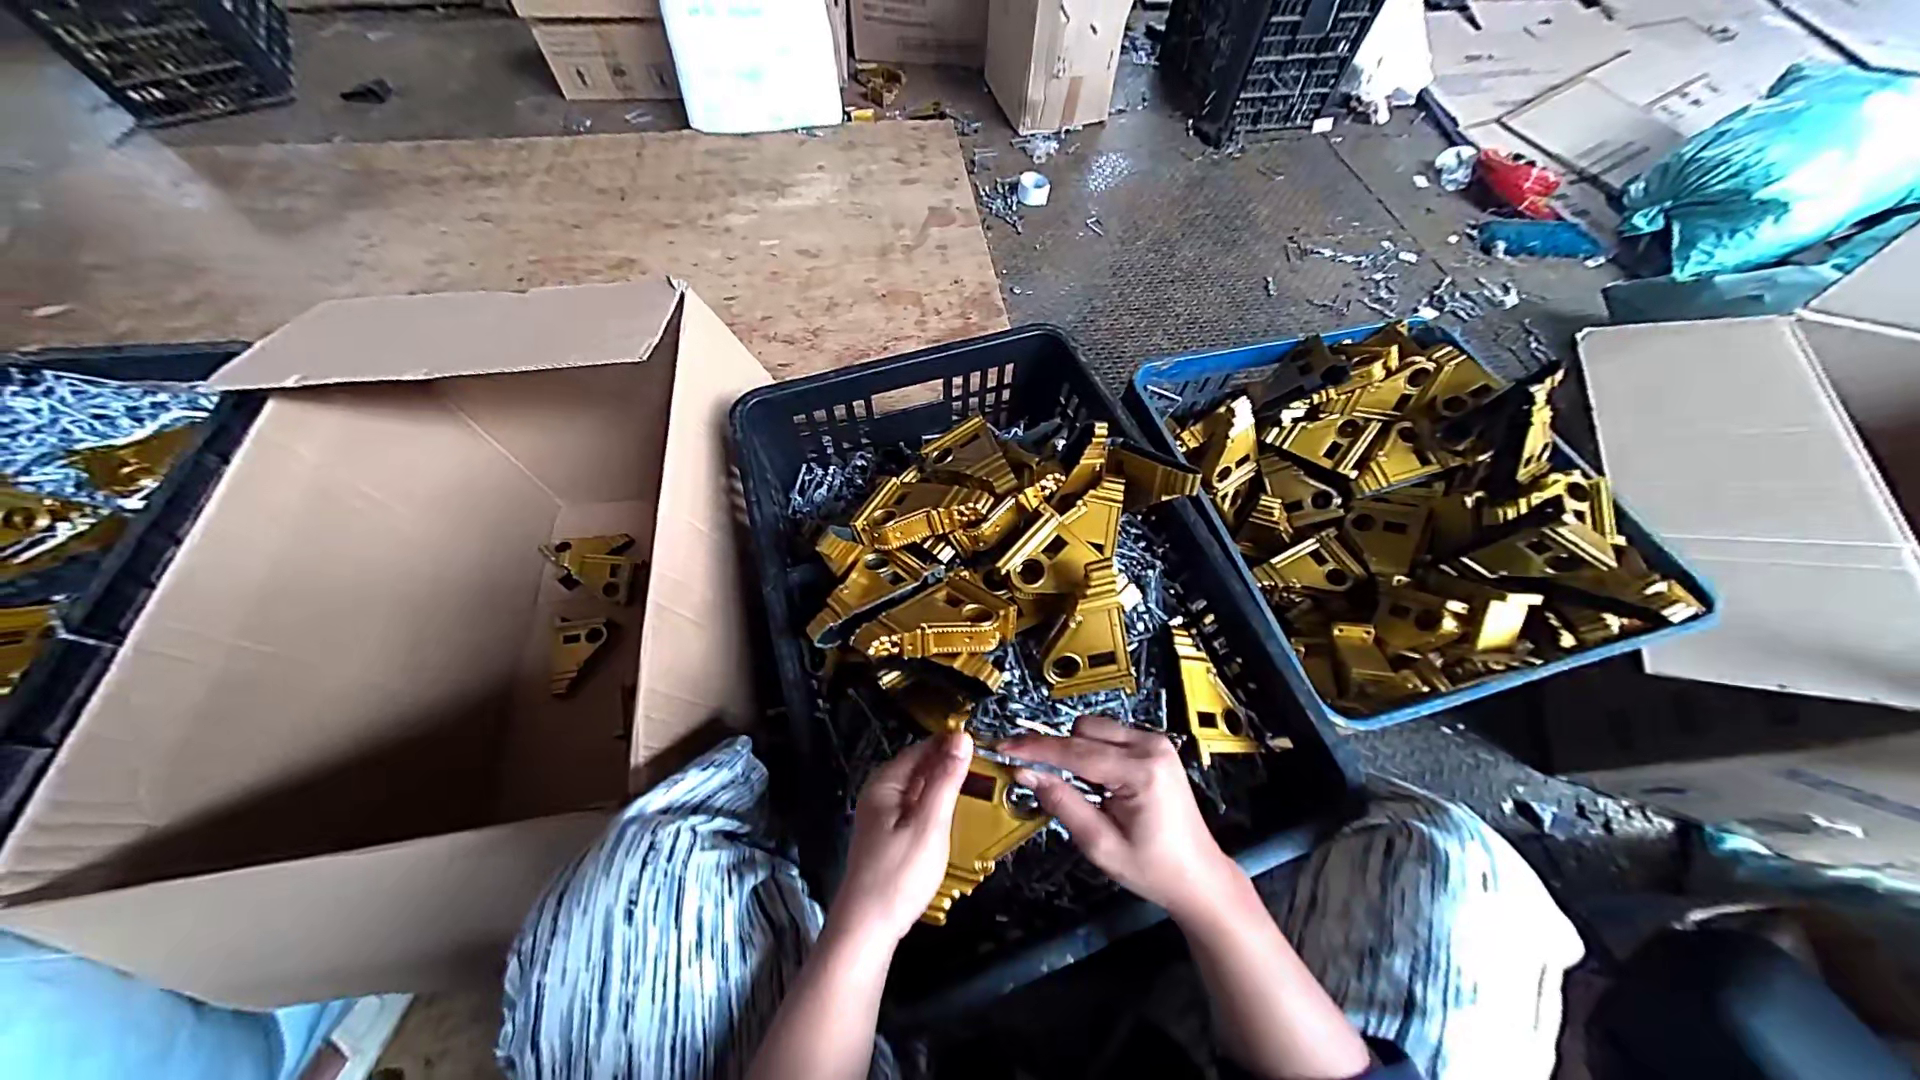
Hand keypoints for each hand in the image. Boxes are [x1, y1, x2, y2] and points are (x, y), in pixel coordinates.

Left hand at [826, 731, 972, 948]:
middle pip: (919, 767)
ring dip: (944, 784)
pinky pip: (916, 807)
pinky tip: (952, 814)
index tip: (981, 743)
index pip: (922, 748)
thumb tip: (961, 739)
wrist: (867, 929)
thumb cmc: (897, 875)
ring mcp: (882, 816)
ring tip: (975, 786)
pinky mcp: (888, 836)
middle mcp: (879, 794)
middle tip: (984, 765)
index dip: (950, 743)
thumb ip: (946, 779)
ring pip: (919, 788)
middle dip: (949, 763)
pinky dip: (935, 804)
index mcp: (885, 783)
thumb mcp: (930, 823)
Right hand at [1001, 715, 1239, 920]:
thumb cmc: (1153, 868)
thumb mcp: (1099, 844)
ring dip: (1076, 751)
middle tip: (1046, 781)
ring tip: (1083, 790)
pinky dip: (1093, 752)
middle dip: (1059, 753)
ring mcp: (1155, 743)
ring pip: (1093, 728)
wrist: (1197, 875)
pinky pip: (1108, 734)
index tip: (1005, 749)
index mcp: (1141, 772)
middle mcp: (1151, 747)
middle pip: (1082, 730)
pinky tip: (1099, 782)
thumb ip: (1062, 802)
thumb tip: (1028, 772)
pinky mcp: (1154, 745)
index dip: (1035, 750)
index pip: (1075, 751)